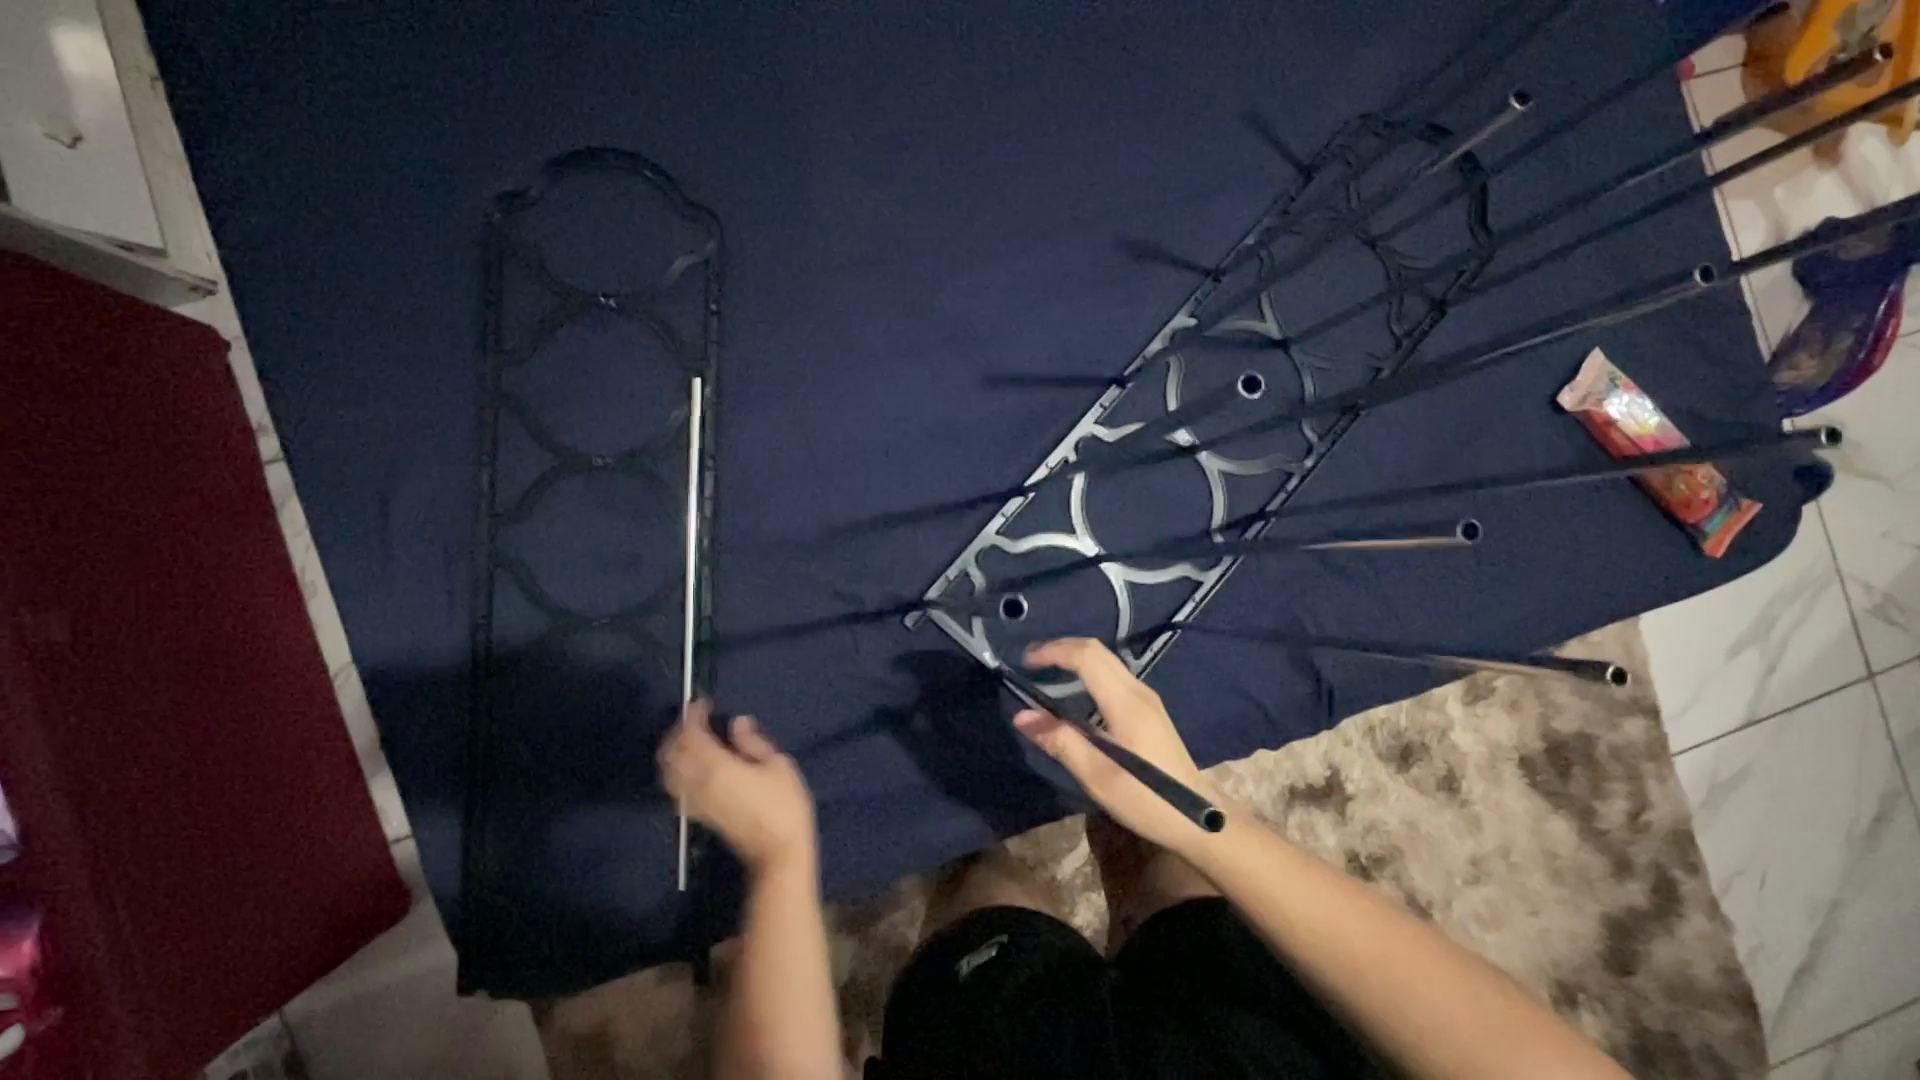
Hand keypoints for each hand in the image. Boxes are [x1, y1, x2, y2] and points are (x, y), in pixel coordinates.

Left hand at [658, 701, 816, 877]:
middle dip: (678, 731)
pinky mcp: (698, 814)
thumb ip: (753, 743)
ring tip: (687, 739)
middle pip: (672, 752)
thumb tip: (738, 723)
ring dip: (671, 751)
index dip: (692, 715)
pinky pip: (675, 788)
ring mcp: (695, 801)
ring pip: (667, 772)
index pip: (692, 735)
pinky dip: (674, 771)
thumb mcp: (778, 766)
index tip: (702, 702)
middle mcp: (698, 783)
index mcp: (717, 767)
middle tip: (694, 718)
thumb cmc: (785, 805)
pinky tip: (688, 766)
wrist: (778, 851)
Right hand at [1011, 638, 1219, 853]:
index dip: (1053, 651)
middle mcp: (1138, 691)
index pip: (1087, 657)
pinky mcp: (1149, 709)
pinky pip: (1114, 675)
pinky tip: (1074, 692)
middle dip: (1062, 648)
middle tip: (1031, 662)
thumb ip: (1060, 741)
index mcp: (1126, 703)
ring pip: (1107, 661)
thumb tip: (1022, 715)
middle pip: (1098, 651)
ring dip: (1075, 658)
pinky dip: (1088, 671)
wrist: (1199, 818)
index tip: (1025, 661)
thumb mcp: (1097, 776)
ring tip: (1046, 672)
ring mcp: (1147, 699)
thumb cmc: (1147, 799)